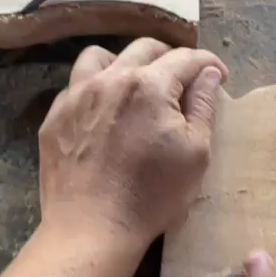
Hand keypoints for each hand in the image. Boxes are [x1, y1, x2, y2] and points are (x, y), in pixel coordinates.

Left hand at [38, 38, 225, 247]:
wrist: (91, 228)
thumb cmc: (152, 195)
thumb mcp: (195, 153)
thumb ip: (204, 106)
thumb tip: (209, 74)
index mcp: (150, 85)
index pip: (186, 58)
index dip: (209, 64)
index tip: (220, 76)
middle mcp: (110, 79)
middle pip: (145, 48)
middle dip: (172, 57)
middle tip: (185, 79)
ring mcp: (77, 96)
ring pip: (102, 56)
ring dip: (126, 62)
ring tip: (137, 84)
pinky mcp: (56, 117)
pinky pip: (76, 85)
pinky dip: (96, 88)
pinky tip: (105, 111)